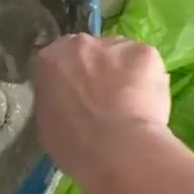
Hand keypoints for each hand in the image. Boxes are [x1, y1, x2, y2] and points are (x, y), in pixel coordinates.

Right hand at [32, 34, 171, 183]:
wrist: (116, 149)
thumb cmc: (73, 145)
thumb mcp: (47, 124)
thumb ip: (55, 101)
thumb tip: (66, 102)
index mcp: (50, 60)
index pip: (56, 62)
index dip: (67, 81)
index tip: (73, 98)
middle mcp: (81, 44)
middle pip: (89, 52)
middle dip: (95, 71)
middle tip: (101, 102)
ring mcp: (116, 45)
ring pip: (120, 56)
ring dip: (122, 75)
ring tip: (128, 107)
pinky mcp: (146, 53)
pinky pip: (145, 66)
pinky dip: (147, 83)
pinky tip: (145, 107)